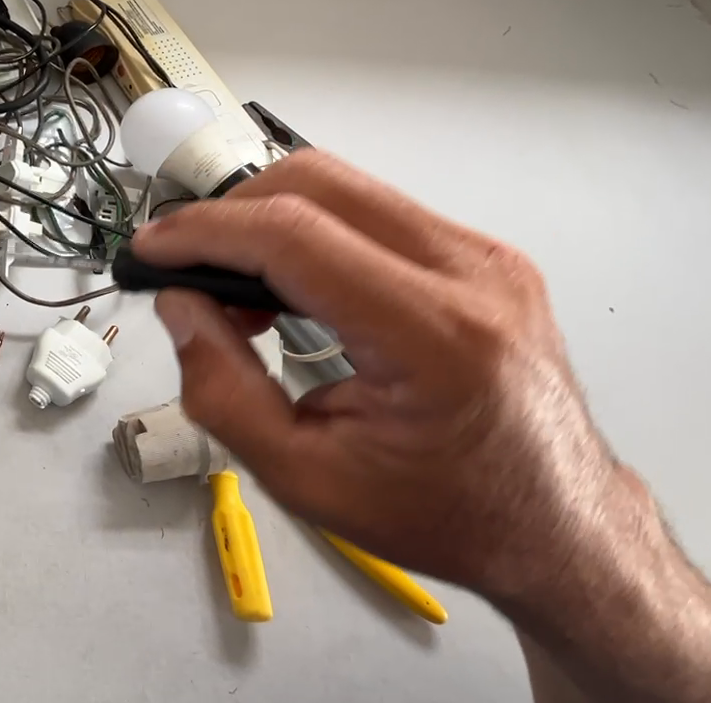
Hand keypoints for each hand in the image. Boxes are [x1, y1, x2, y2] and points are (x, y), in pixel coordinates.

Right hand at [131, 150, 626, 600]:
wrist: (562, 527)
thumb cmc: (437, 514)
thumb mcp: (303, 477)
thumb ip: (221, 389)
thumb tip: (178, 305)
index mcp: (435, 336)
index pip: (293, 236)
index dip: (204, 231)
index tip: (148, 250)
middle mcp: (469, 272)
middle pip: (312, 183)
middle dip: (227, 214)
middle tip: (187, 269)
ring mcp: (482, 254)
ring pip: (335, 183)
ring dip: (260, 218)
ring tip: (234, 286)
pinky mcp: (477, 252)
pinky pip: (362, 206)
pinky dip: (300, 228)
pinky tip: (285, 287)